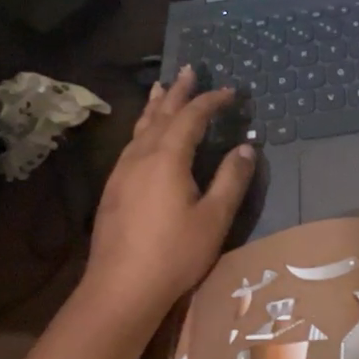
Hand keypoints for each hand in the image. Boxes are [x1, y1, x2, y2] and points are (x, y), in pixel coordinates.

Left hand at [79, 67, 254, 317]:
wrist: (119, 290)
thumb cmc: (174, 254)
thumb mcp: (214, 218)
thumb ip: (231, 179)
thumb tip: (246, 146)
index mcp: (167, 158)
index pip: (191, 117)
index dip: (211, 101)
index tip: (231, 92)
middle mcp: (141, 156)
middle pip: (161, 114)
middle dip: (178, 91)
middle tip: (189, 69)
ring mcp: (122, 172)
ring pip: (141, 127)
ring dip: (156, 106)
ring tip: (161, 88)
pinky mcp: (113, 190)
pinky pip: (131, 143)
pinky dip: (144, 127)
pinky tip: (145, 136)